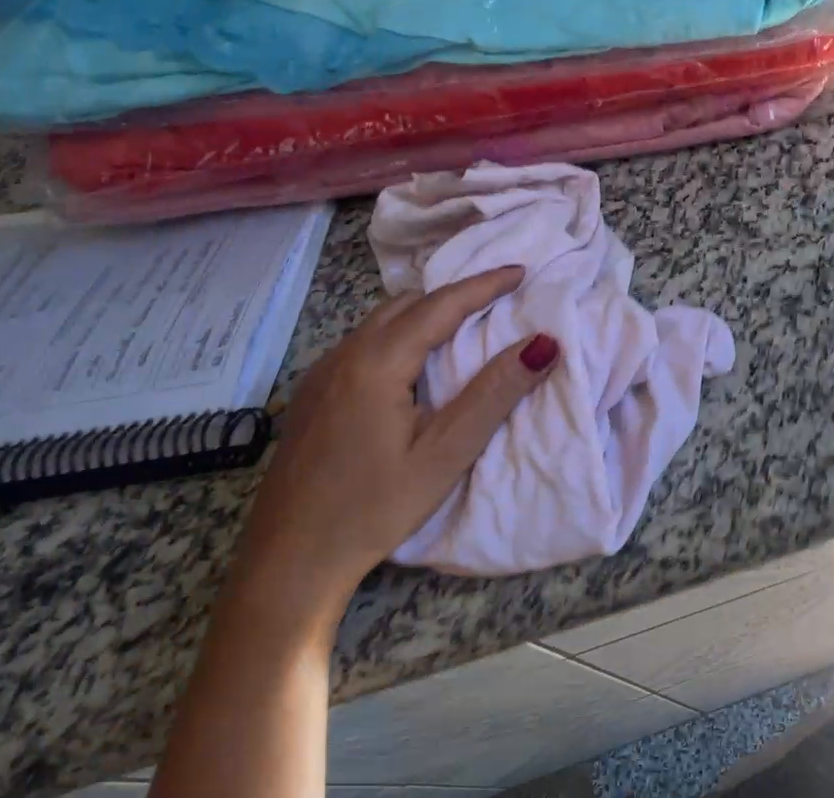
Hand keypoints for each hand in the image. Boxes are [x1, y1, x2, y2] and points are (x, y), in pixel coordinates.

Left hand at [228, 266, 557, 619]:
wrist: (289, 562)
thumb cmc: (374, 508)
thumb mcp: (445, 454)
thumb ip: (494, 394)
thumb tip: (543, 343)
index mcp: (376, 364)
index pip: (439, 307)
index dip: (483, 285)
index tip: (521, 271)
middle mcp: (343, 358)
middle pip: (405, 305)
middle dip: (455, 293)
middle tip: (500, 296)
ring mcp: (320, 377)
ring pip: (379, 322)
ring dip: (425, 313)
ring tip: (467, 321)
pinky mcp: (312, 398)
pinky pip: (362, 344)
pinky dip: (399, 333)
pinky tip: (415, 361)